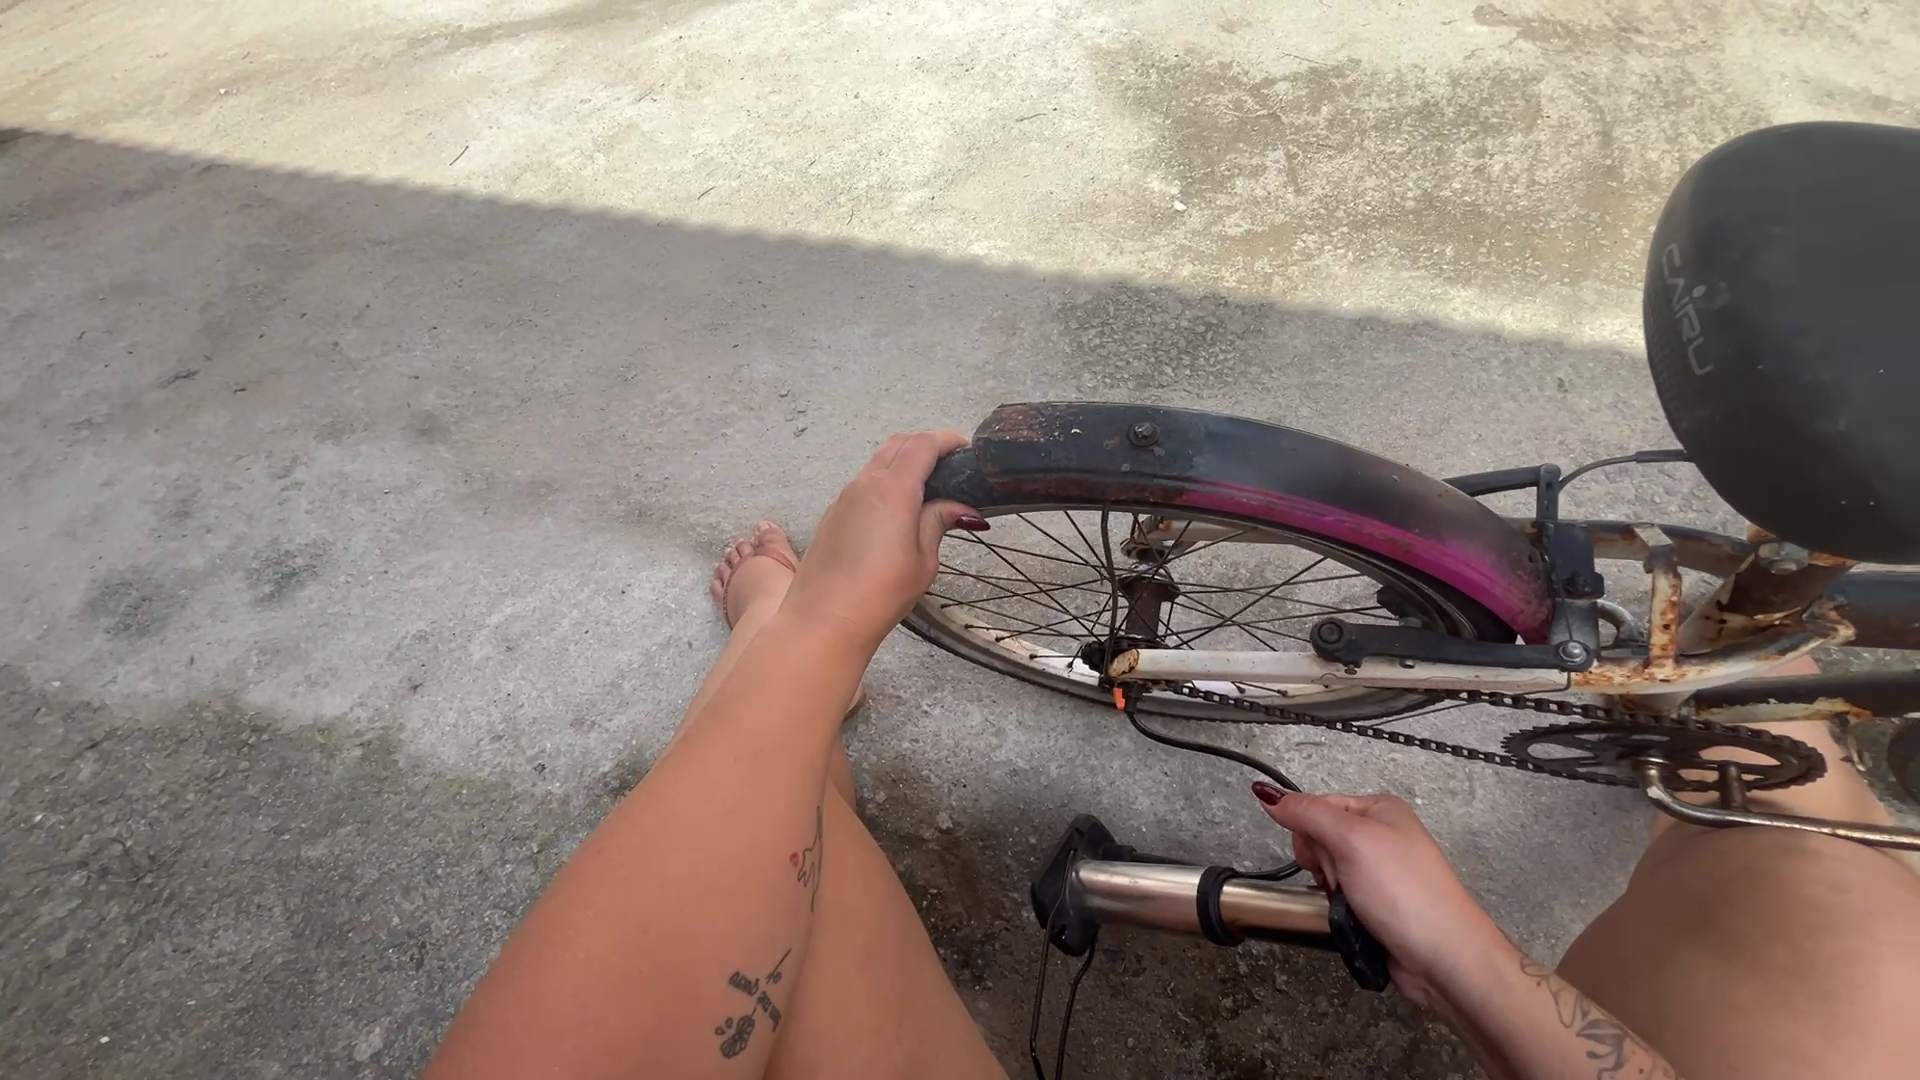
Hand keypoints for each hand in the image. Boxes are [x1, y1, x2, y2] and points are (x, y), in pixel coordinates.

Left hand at [784, 431, 978, 646]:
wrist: (824, 618)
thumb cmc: (879, 593)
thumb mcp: (923, 560)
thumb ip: (939, 523)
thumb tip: (960, 508)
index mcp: (893, 489)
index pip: (922, 445)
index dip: (947, 440)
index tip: (965, 447)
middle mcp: (865, 484)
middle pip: (898, 445)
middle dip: (926, 444)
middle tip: (950, 462)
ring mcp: (845, 497)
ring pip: (878, 462)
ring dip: (903, 462)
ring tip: (927, 484)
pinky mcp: (834, 514)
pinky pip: (863, 484)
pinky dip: (885, 481)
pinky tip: (899, 507)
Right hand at [1253, 785, 1505, 1004]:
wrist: (1447, 960)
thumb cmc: (1404, 893)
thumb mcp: (1350, 841)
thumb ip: (1305, 813)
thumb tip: (1264, 792)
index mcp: (1378, 809)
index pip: (1315, 806)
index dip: (1308, 831)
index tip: (1322, 855)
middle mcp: (1380, 835)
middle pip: (1318, 837)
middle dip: (1321, 863)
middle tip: (1342, 880)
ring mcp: (1380, 871)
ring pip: (1325, 869)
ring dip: (1328, 888)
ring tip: (1351, 903)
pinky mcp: (1378, 903)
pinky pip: (1338, 894)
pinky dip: (1338, 905)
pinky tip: (1351, 915)